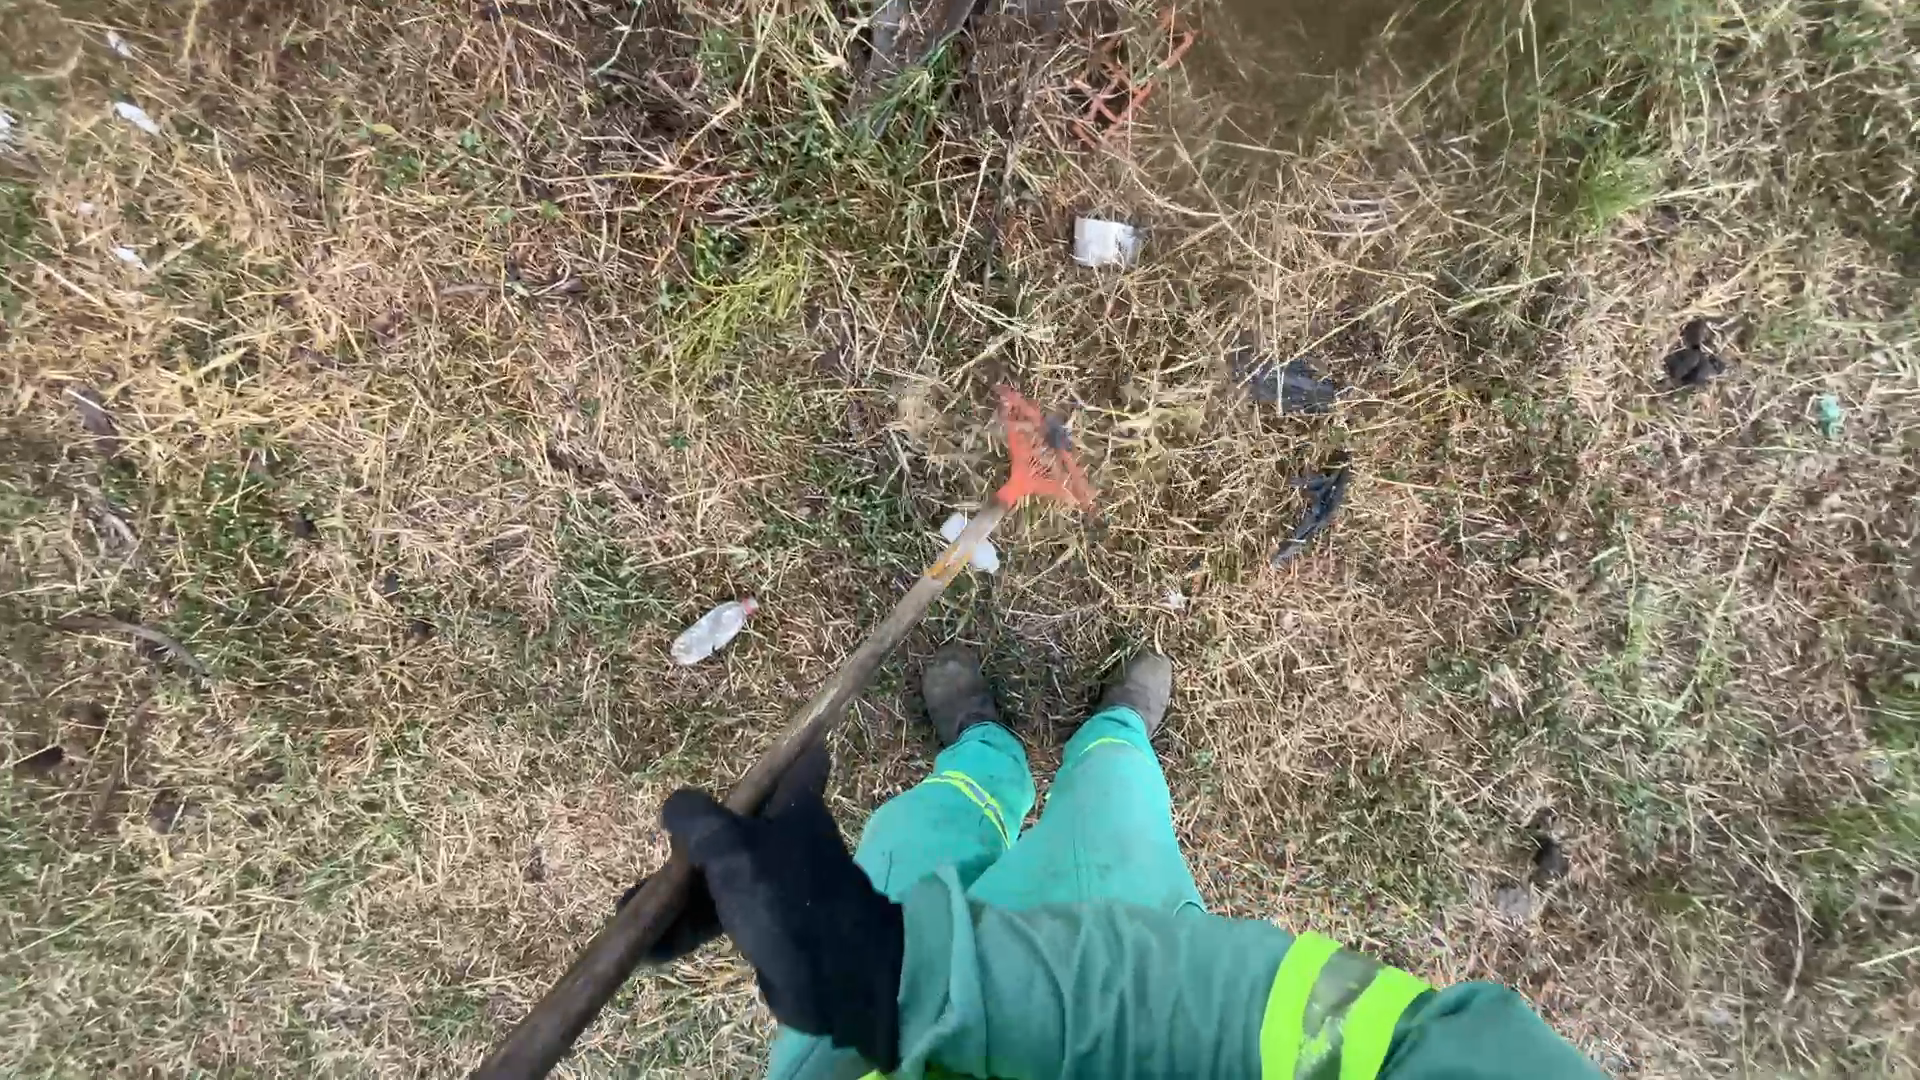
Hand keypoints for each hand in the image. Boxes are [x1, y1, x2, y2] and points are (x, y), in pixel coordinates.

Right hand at [659, 740, 903, 1071]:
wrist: (831, 973)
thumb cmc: (783, 891)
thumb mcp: (733, 847)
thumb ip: (699, 820)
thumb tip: (675, 803)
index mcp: (794, 802)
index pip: (803, 761)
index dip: (786, 755)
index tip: (750, 763)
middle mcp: (787, 834)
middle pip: (734, 824)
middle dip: (688, 846)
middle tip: (651, 866)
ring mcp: (776, 879)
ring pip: (720, 873)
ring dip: (676, 894)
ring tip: (627, 914)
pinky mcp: (766, 919)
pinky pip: (719, 913)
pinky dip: (687, 926)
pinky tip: (648, 950)